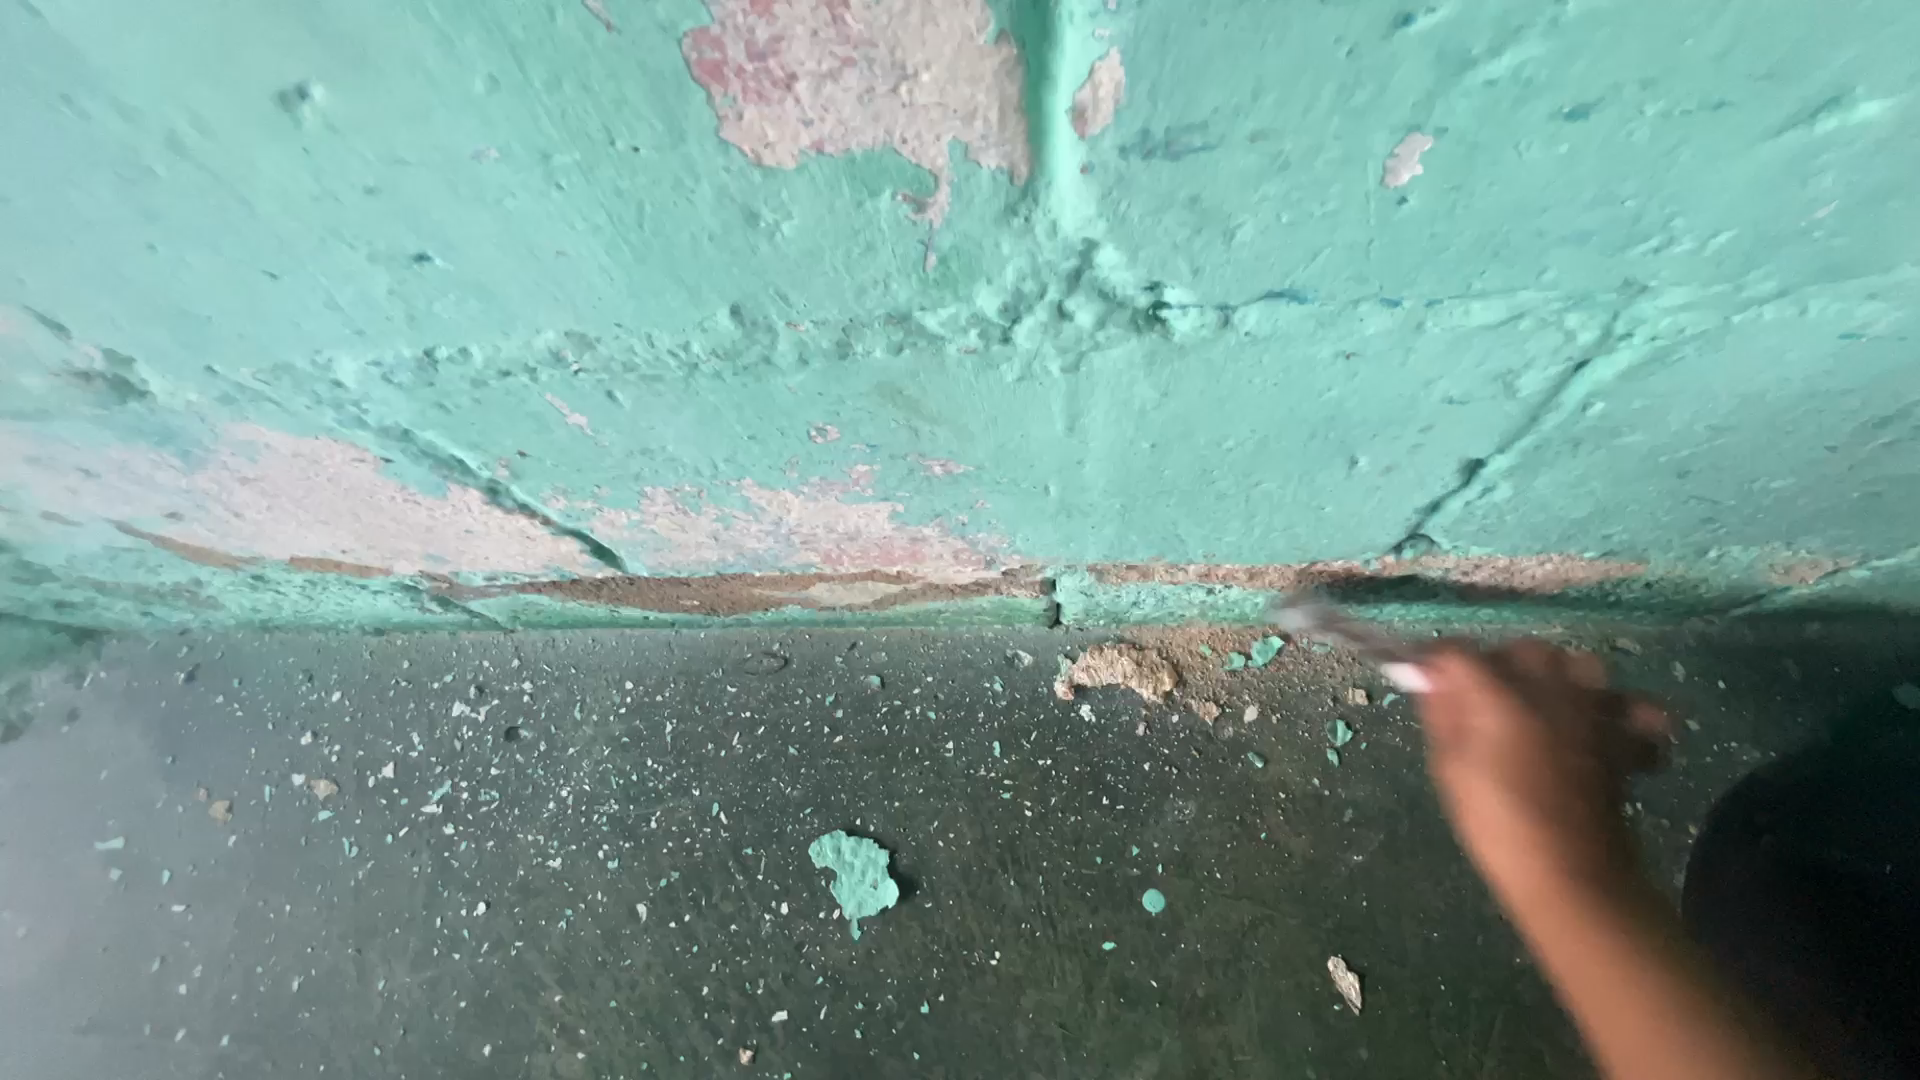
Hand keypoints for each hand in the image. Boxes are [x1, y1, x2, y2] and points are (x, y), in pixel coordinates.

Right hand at [1414, 640, 1670, 904]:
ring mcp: (1595, 713)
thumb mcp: (1447, 764)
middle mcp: (1550, 692)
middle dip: (1498, 662)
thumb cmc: (1493, 819)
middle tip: (1478, 693)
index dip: (1434, 659)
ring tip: (1540, 703)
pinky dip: (1619, 712)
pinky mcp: (1628, 740)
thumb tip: (1432, 677)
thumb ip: (1442, 711)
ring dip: (1558, 676)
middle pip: (1523, 649)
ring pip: (1581, 665)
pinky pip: (1634, 709)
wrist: (1568, 872)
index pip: (1457, 650)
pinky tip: (1596, 729)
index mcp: (1499, 695)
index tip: (1422, 675)